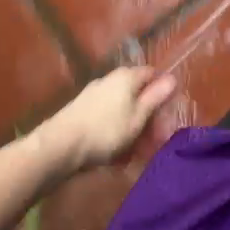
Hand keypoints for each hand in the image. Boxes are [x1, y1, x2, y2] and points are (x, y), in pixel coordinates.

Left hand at [34, 67, 178, 172]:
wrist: (57, 147)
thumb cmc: (106, 130)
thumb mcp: (138, 117)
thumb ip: (156, 97)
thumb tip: (172, 78)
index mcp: (127, 76)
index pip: (153, 75)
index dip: (163, 92)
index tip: (167, 114)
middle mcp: (110, 80)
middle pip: (137, 94)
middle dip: (148, 116)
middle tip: (153, 140)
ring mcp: (93, 96)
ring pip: (121, 109)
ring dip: (131, 128)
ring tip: (134, 153)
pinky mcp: (80, 112)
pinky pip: (106, 119)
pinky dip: (114, 133)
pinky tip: (114, 155)